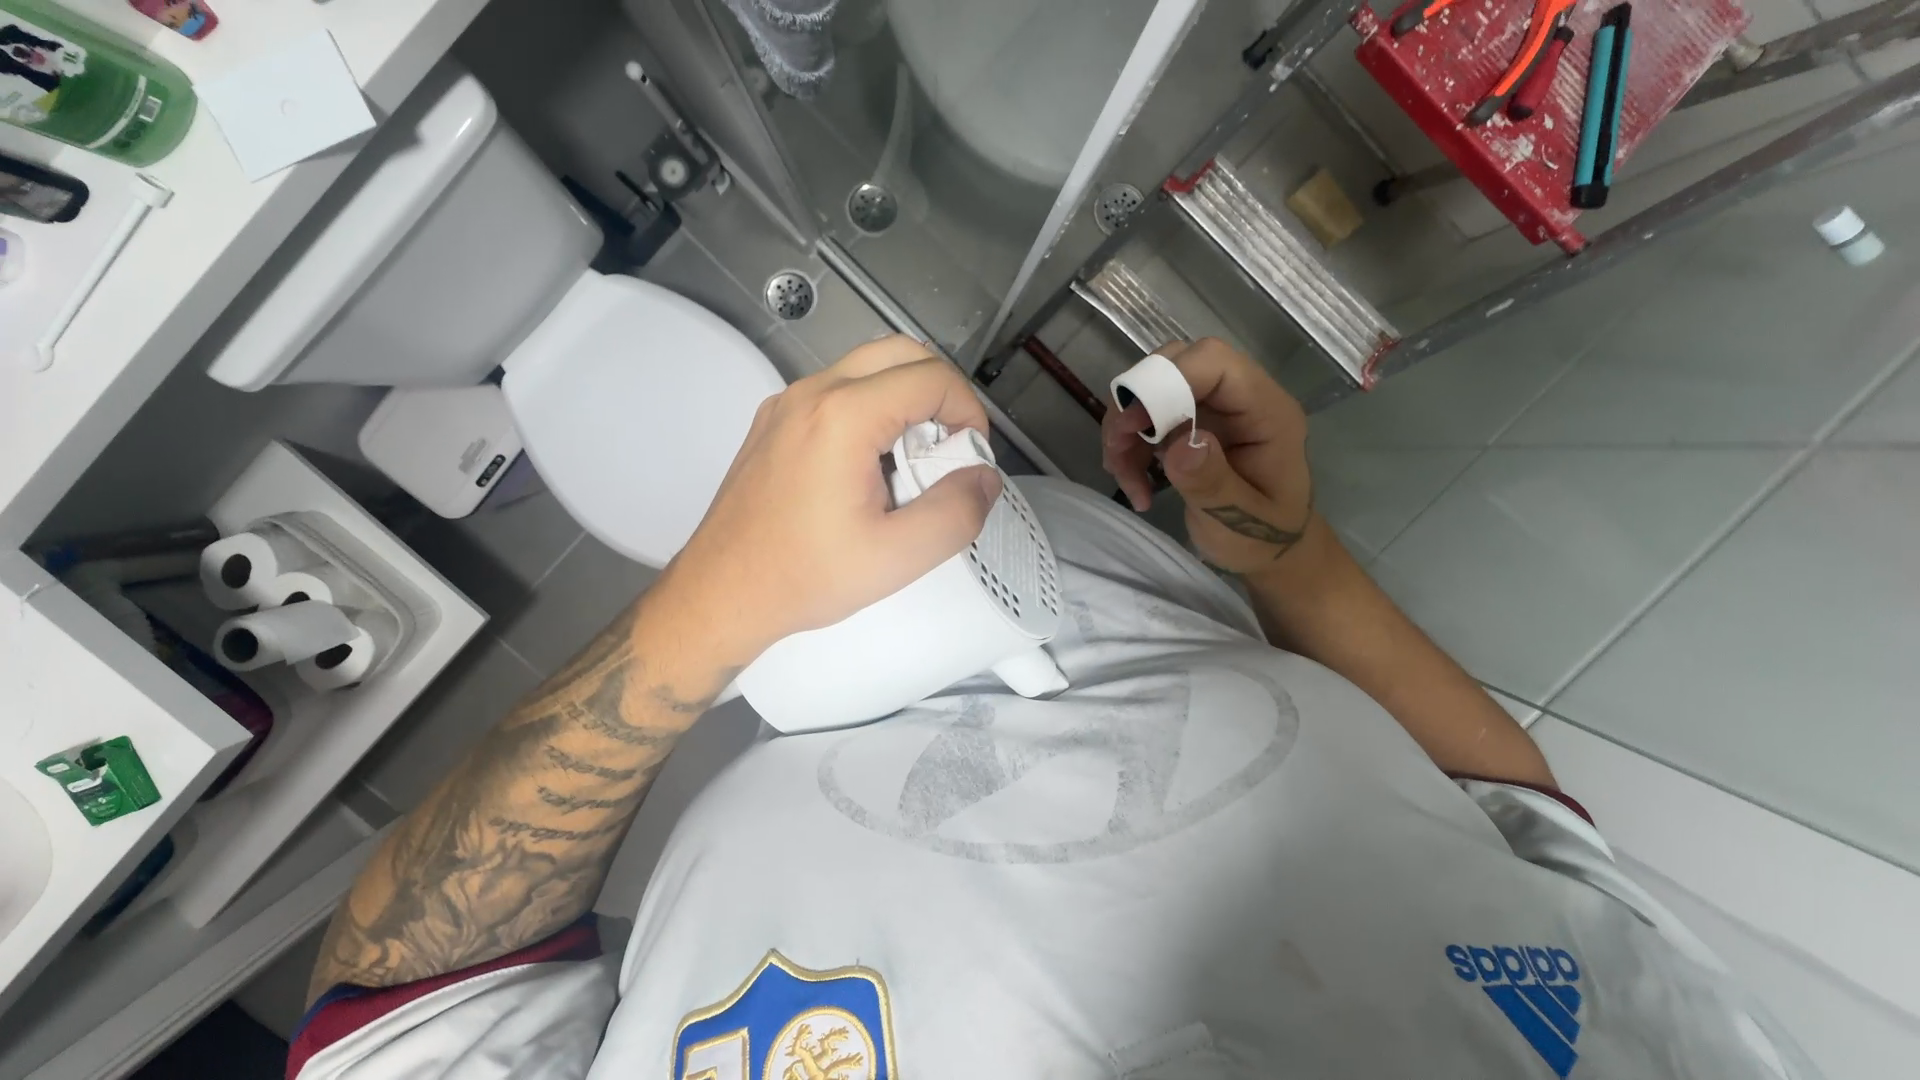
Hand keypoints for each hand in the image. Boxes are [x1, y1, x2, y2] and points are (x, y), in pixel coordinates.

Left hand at [654, 336, 1003, 667]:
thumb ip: (957, 513)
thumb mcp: (896, 558)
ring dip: (905, 403)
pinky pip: (836, 393)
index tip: (970, 459)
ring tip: (909, 467)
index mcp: (843, 416)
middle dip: (940, 395)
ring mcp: (786, 404)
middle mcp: (811, 394)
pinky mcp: (774, 422)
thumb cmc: (802, 577)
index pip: (932, 378)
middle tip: (947, 451)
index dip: (968, 413)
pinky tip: (868, 473)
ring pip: (867, 370)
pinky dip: (870, 413)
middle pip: (900, 353)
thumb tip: (984, 478)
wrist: (722, 594)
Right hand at [1101, 338, 1312, 576]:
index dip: (1168, 379)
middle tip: (1118, 448)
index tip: (1135, 423)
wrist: (1268, 551)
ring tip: (1124, 476)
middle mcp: (1238, 400)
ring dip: (1126, 431)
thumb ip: (1212, 483)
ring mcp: (1212, 410)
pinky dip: (1129, 448)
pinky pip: (1147, 418)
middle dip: (1137, 403)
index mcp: (1266, 412)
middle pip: (1177, 364)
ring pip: (1153, 390)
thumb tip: (1181, 443)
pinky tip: (1136, 486)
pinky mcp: (1189, 425)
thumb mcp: (1241, 521)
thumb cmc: (1263, 538)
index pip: (1215, 363)